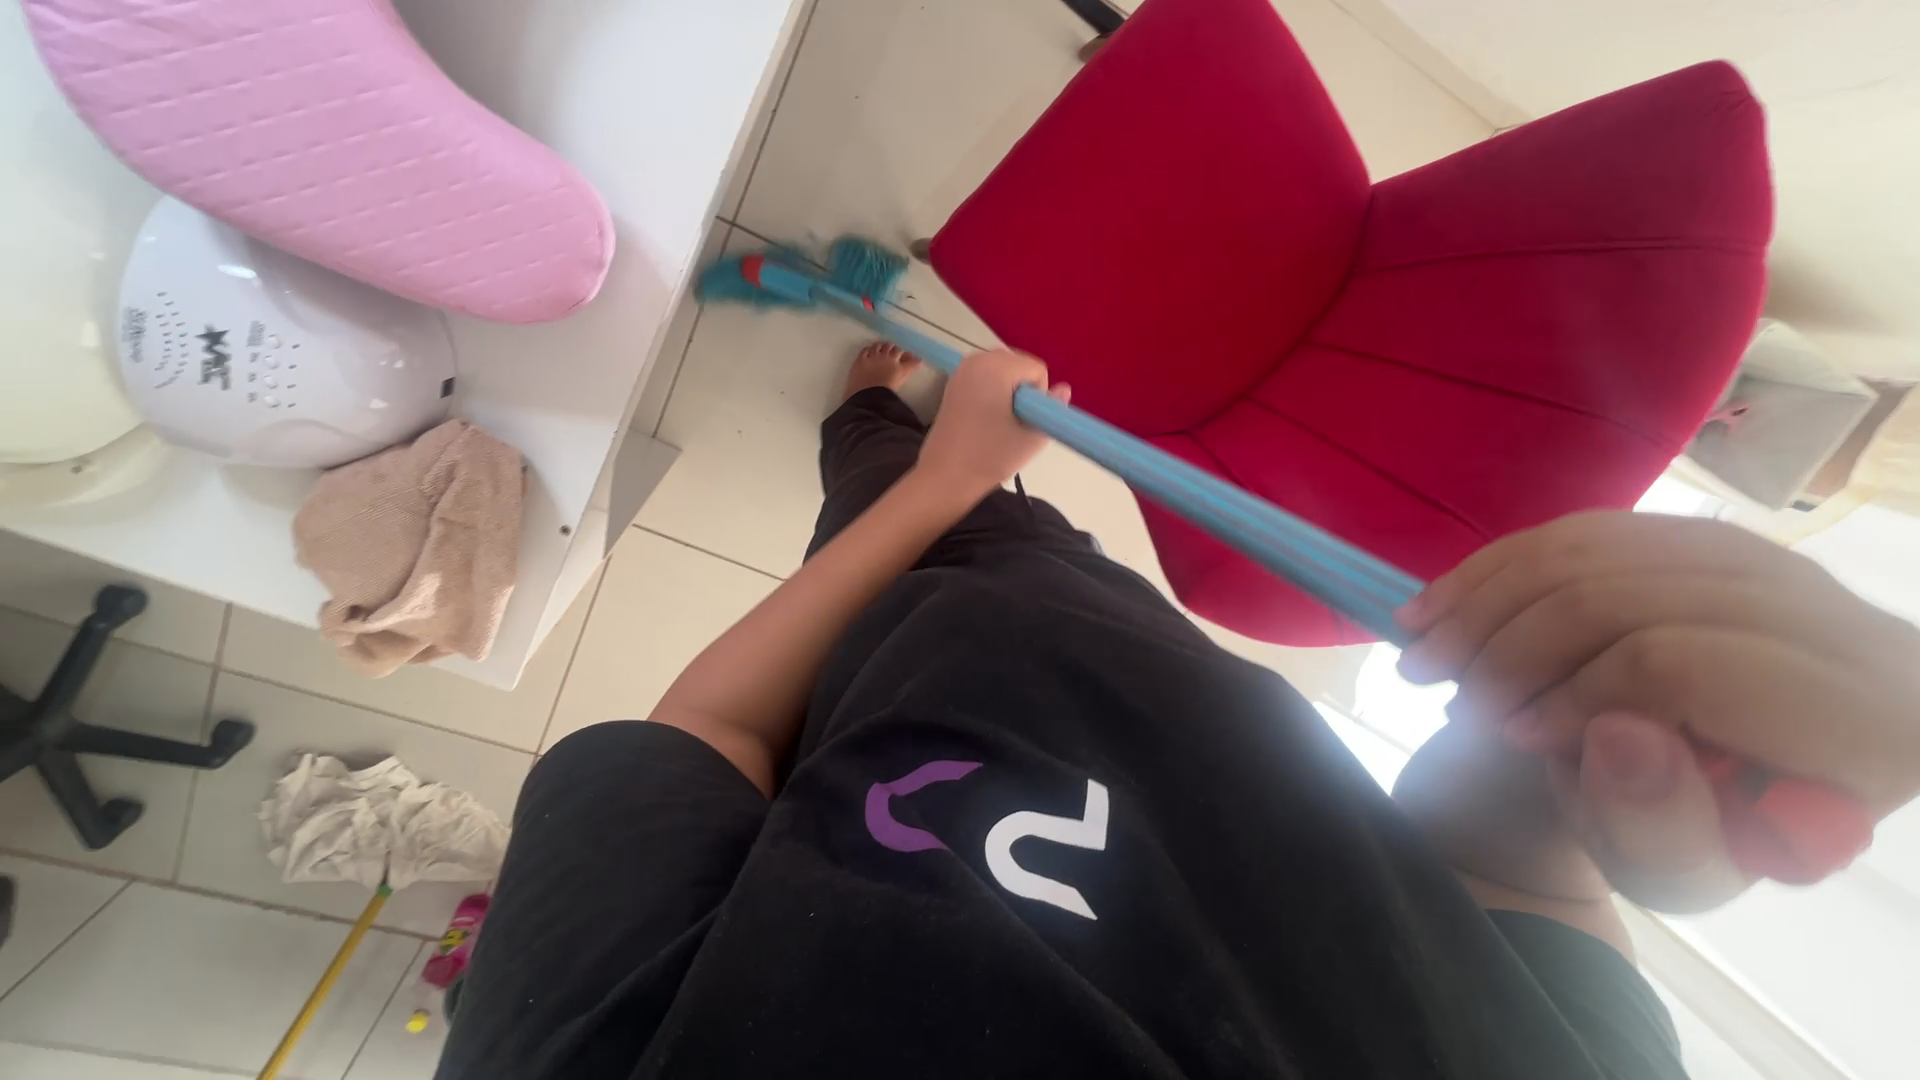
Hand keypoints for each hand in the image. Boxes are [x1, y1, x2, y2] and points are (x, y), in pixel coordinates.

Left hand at [916, 350, 1068, 499]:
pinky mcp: (954, 382)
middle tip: (1011, 422)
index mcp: (996, 367)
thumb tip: (1064, 388)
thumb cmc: (991, 457)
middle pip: (1019, 364)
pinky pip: (986, 376)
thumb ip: (1052, 408)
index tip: (1023, 421)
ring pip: (1004, 370)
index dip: (1038, 396)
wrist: (945, 476)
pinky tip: (985, 417)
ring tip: (998, 421)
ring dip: (1009, 390)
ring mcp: (962, 369)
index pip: (1036, 369)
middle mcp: (977, 358)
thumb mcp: (1031, 436)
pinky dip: (993, 390)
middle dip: (1023, 389)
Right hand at [1395, 511, 1919, 909]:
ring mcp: (1765, 564)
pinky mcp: (1694, 538)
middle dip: (1506, 646)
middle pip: (1625, 598)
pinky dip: (1485, 571)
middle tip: (1436, 690)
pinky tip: (1433, 610)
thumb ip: (1660, 828)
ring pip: (1585, 553)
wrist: (1673, 770)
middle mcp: (1837, 623)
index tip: (1511, 736)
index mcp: (1868, 722)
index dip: (1576, 694)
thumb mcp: (1674, 870)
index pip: (1690, 666)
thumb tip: (1617, 736)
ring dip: (1479, 604)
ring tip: (1420, 656)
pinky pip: (1571, 532)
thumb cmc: (1681, 831)